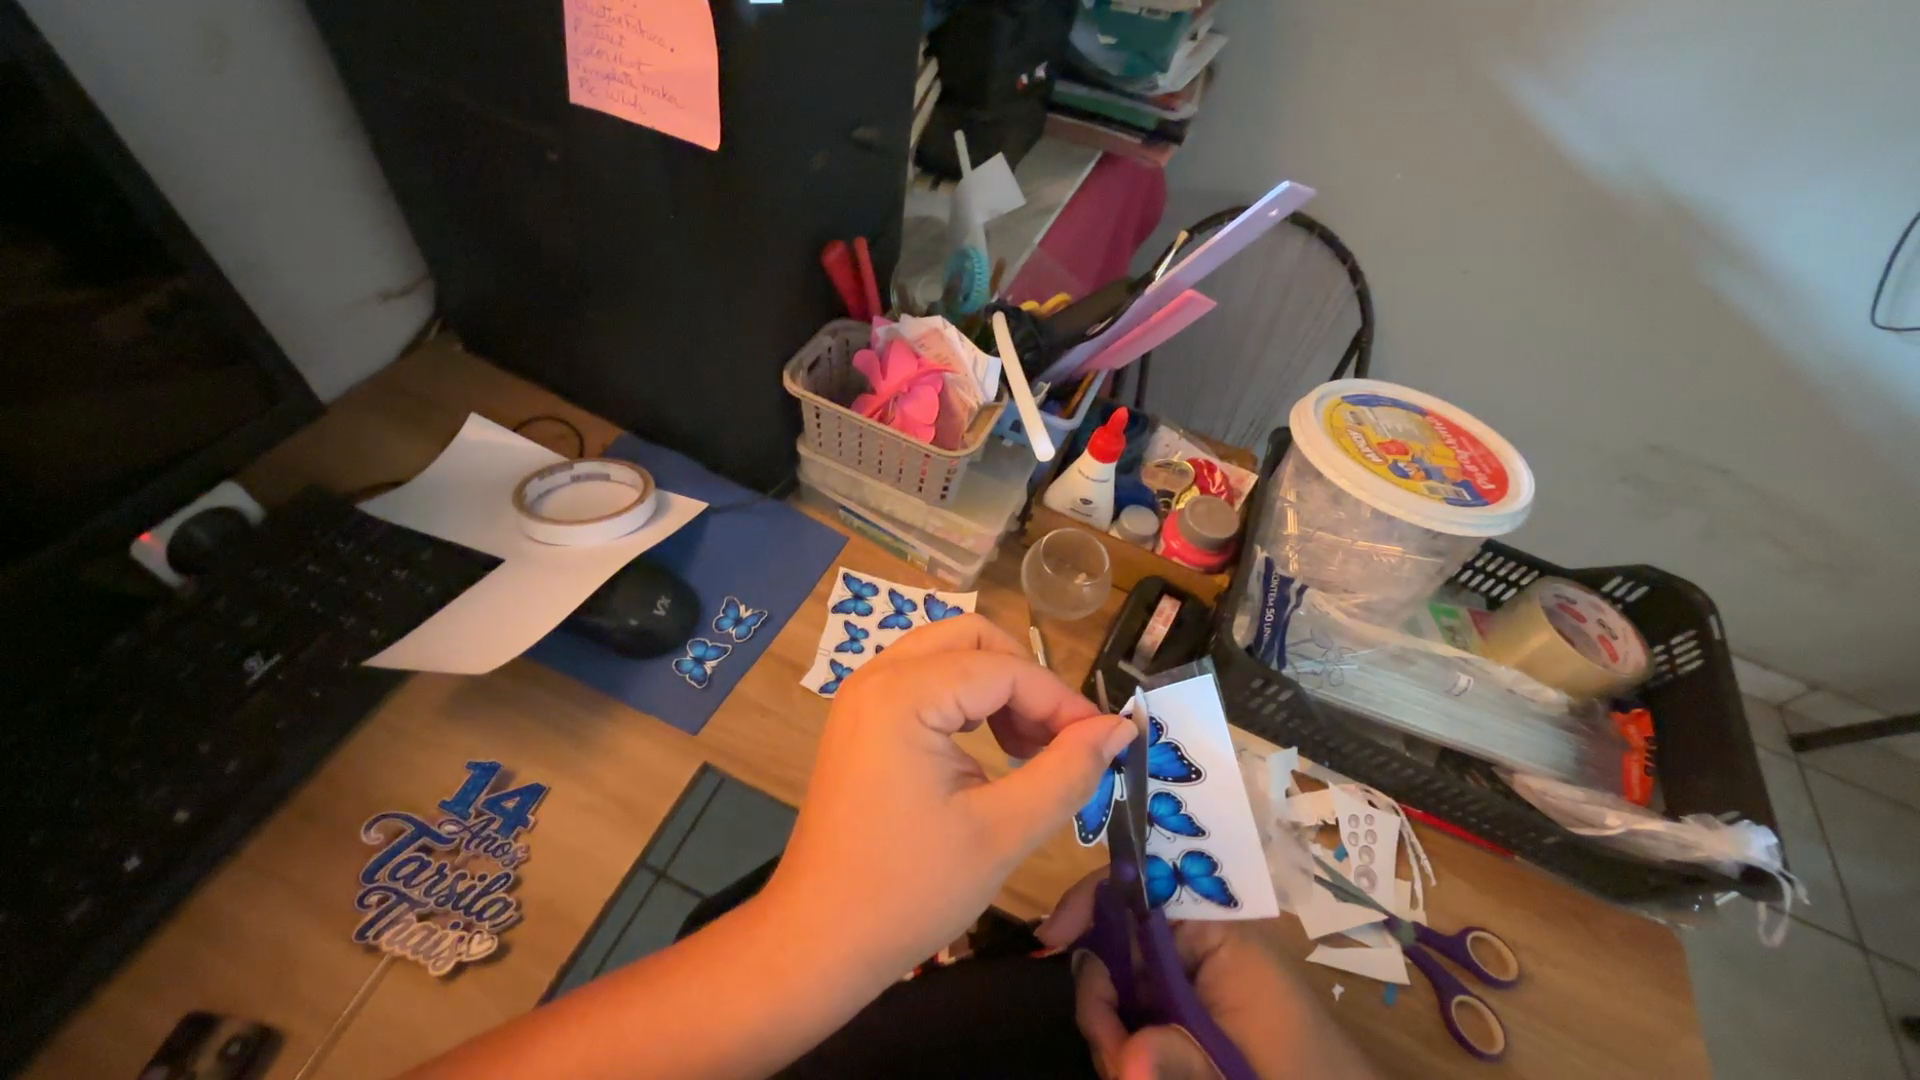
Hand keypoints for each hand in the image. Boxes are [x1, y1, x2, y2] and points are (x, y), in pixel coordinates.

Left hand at [765, 614, 1136, 982]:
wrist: (818, 941)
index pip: (1004, 669)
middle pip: (972, 638)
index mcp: (902, 694)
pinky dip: (966, 700)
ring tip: (1029, 748)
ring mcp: (863, 696)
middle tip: (1057, 739)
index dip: (1061, 701)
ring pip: (949, 655)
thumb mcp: (1002, 832)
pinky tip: (990, 748)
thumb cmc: (909, 891)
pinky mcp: (862, 720)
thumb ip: (1067, 771)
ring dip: (997, 687)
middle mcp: (877, 677)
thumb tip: (1118, 728)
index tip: (1102, 743)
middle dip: (1025, 680)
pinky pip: (926, 682)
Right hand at [1039, 873, 1379, 1079]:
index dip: (1090, 901)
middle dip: (1098, 995)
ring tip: (1131, 1075)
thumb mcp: (1243, 1071)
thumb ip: (1185, 1063)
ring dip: (1110, 1034)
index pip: (1139, 885)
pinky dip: (1126, 1048)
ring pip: (1116, 988)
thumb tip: (1128, 1064)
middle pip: (1114, 943)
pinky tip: (1136, 1071)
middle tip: (1112, 1056)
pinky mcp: (1180, 1022)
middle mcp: (1192, 947)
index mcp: (1214, 933)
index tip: (1052, 940)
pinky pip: (1133, 1019)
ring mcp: (1183, 986)